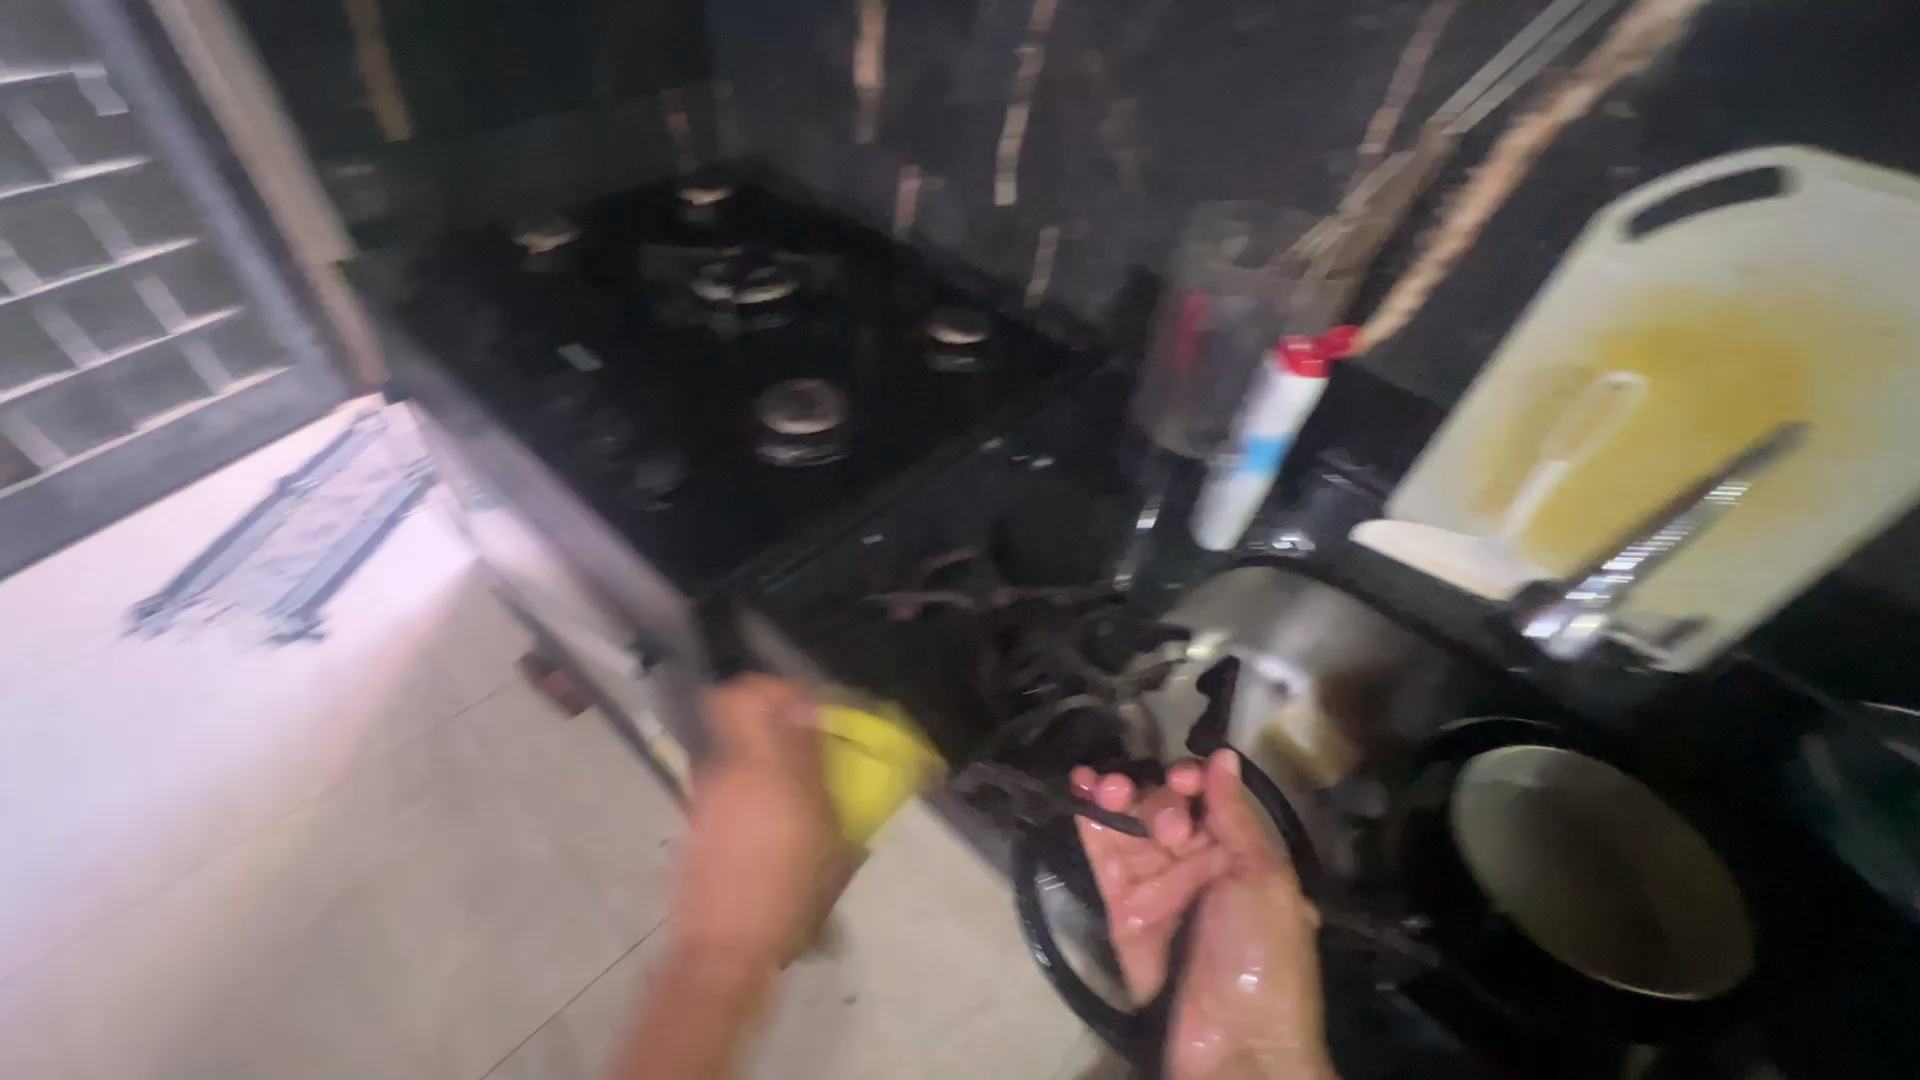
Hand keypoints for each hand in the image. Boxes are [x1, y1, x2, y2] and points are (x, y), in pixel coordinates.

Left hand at [669, 675, 838, 971]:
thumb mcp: (818, 823)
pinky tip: (774, 826)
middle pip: (736, 715)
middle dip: (774, 720)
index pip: (744, 695)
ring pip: (736, 751)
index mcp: (754, 764)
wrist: (724, 948)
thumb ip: (809, 758)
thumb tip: (804, 709)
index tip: (807, 708)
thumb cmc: (785, 886)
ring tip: (798, 794)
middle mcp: (722, 770)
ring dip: (765, 755)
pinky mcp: (700, 824)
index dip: (774, 689)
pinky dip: (754, 788)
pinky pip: (731, 785)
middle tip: (809, 746)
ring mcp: (705, 797)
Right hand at [1075, 751, 1331, 1079]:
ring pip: (1128, 824)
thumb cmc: (1261, 954)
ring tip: (1104, 787)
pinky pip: (1103, 855)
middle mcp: (1192, 864)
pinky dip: (1090, 821)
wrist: (1234, 1044)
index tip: (1183, 780)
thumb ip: (1234, 814)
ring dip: (1114, 795)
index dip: (1189, 781)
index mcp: (1235, 856)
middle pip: (1161, 807)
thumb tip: (1222, 756)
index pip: (1204, 799)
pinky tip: (1080, 788)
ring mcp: (1154, 885)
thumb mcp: (1264, 877)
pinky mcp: (1121, 907)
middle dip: (1155, 799)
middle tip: (1165, 827)